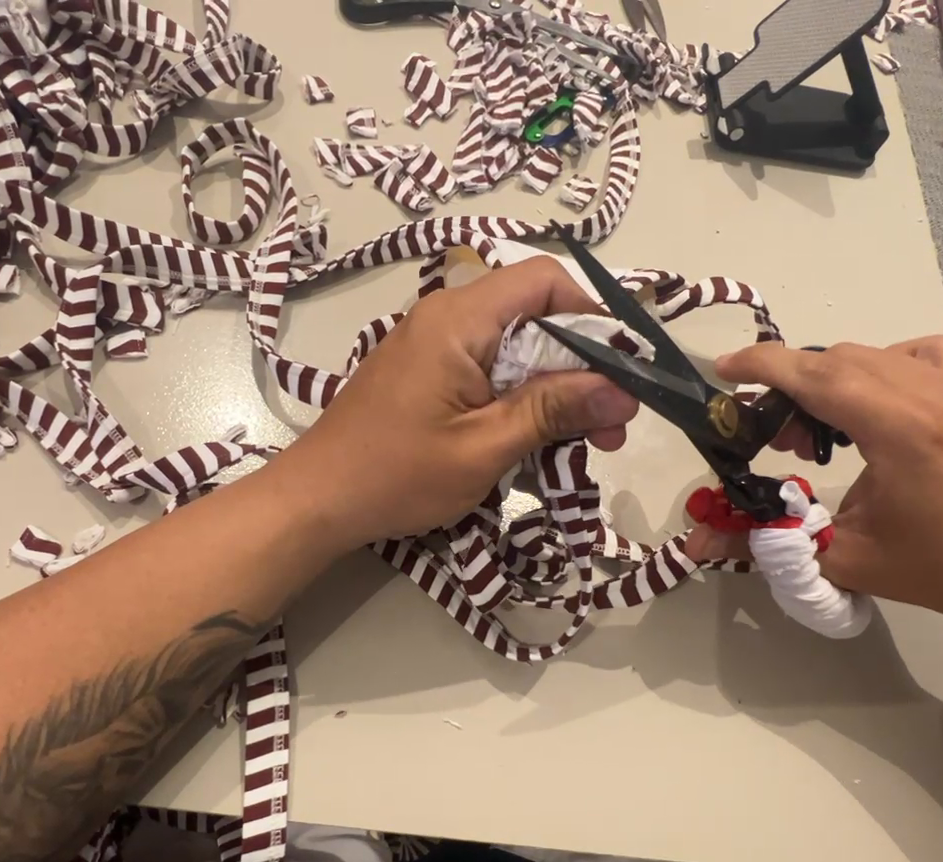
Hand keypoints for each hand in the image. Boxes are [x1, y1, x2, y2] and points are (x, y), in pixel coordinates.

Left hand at [276, 258, 640, 548]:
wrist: (318, 500)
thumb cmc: (396, 475)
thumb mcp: (484, 447)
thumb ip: (553, 411)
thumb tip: (623, 390)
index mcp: (457, 320)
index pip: (543, 280)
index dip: (592, 316)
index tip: (622, 370)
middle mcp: (445, 318)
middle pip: (534, 317)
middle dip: (581, 367)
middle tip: (612, 427)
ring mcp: (433, 346)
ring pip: (515, 349)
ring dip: (554, 391)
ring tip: (585, 444)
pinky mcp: (427, 374)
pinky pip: (488, 371)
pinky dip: (519, 400)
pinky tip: (540, 442)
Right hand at [689, 336, 942, 638]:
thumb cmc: (937, 571)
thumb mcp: (841, 557)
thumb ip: (765, 541)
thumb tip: (698, 543)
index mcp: (901, 428)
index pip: (816, 374)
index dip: (763, 365)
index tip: (725, 368)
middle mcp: (934, 392)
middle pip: (839, 360)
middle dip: (792, 386)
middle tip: (775, 437)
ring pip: (876, 354)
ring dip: (834, 380)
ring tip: (824, 432)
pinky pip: (918, 356)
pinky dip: (881, 370)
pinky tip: (877, 411)